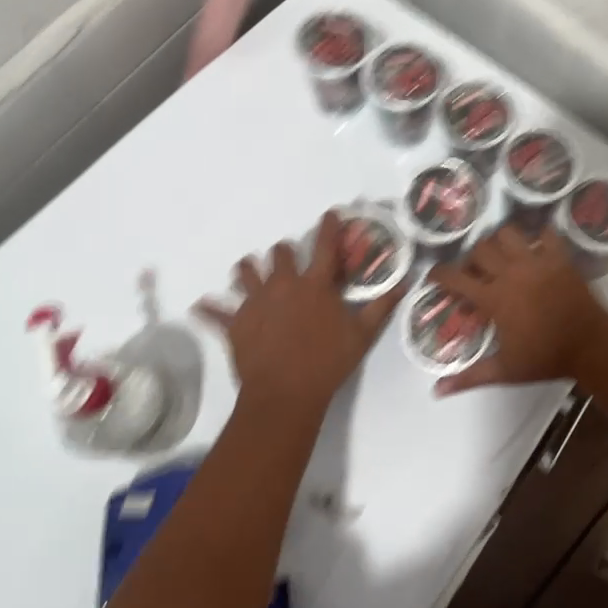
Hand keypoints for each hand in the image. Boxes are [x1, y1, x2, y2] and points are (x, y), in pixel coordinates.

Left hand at [195, 211, 402, 414]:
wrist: (285, 394)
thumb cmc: (328, 362)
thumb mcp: (362, 335)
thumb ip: (382, 306)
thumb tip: (406, 283)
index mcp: (316, 285)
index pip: (325, 246)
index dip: (329, 226)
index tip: (330, 213)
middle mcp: (284, 285)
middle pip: (279, 254)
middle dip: (284, 253)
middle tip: (288, 259)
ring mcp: (255, 303)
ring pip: (245, 272)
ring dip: (248, 270)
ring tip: (249, 271)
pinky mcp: (235, 324)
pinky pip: (216, 312)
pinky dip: (210, 309)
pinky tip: (202, 306)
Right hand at [428, 224, 607, 395]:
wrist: (590, 346)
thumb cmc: (545, 358)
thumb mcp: (505, 370)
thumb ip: (469, 377)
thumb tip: (436, 391)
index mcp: (494, 298)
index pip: (456, 278)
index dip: (440, 274)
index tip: (434, 275)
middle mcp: (511, 272)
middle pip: (480, 249)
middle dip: (473, 258)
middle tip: (476, 272)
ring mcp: (537, 261)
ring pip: (508, 233)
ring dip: (501, 242)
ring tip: (503, 256)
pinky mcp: (559, 257)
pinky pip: (547, 234)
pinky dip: (540, 236)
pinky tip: (537, 248)